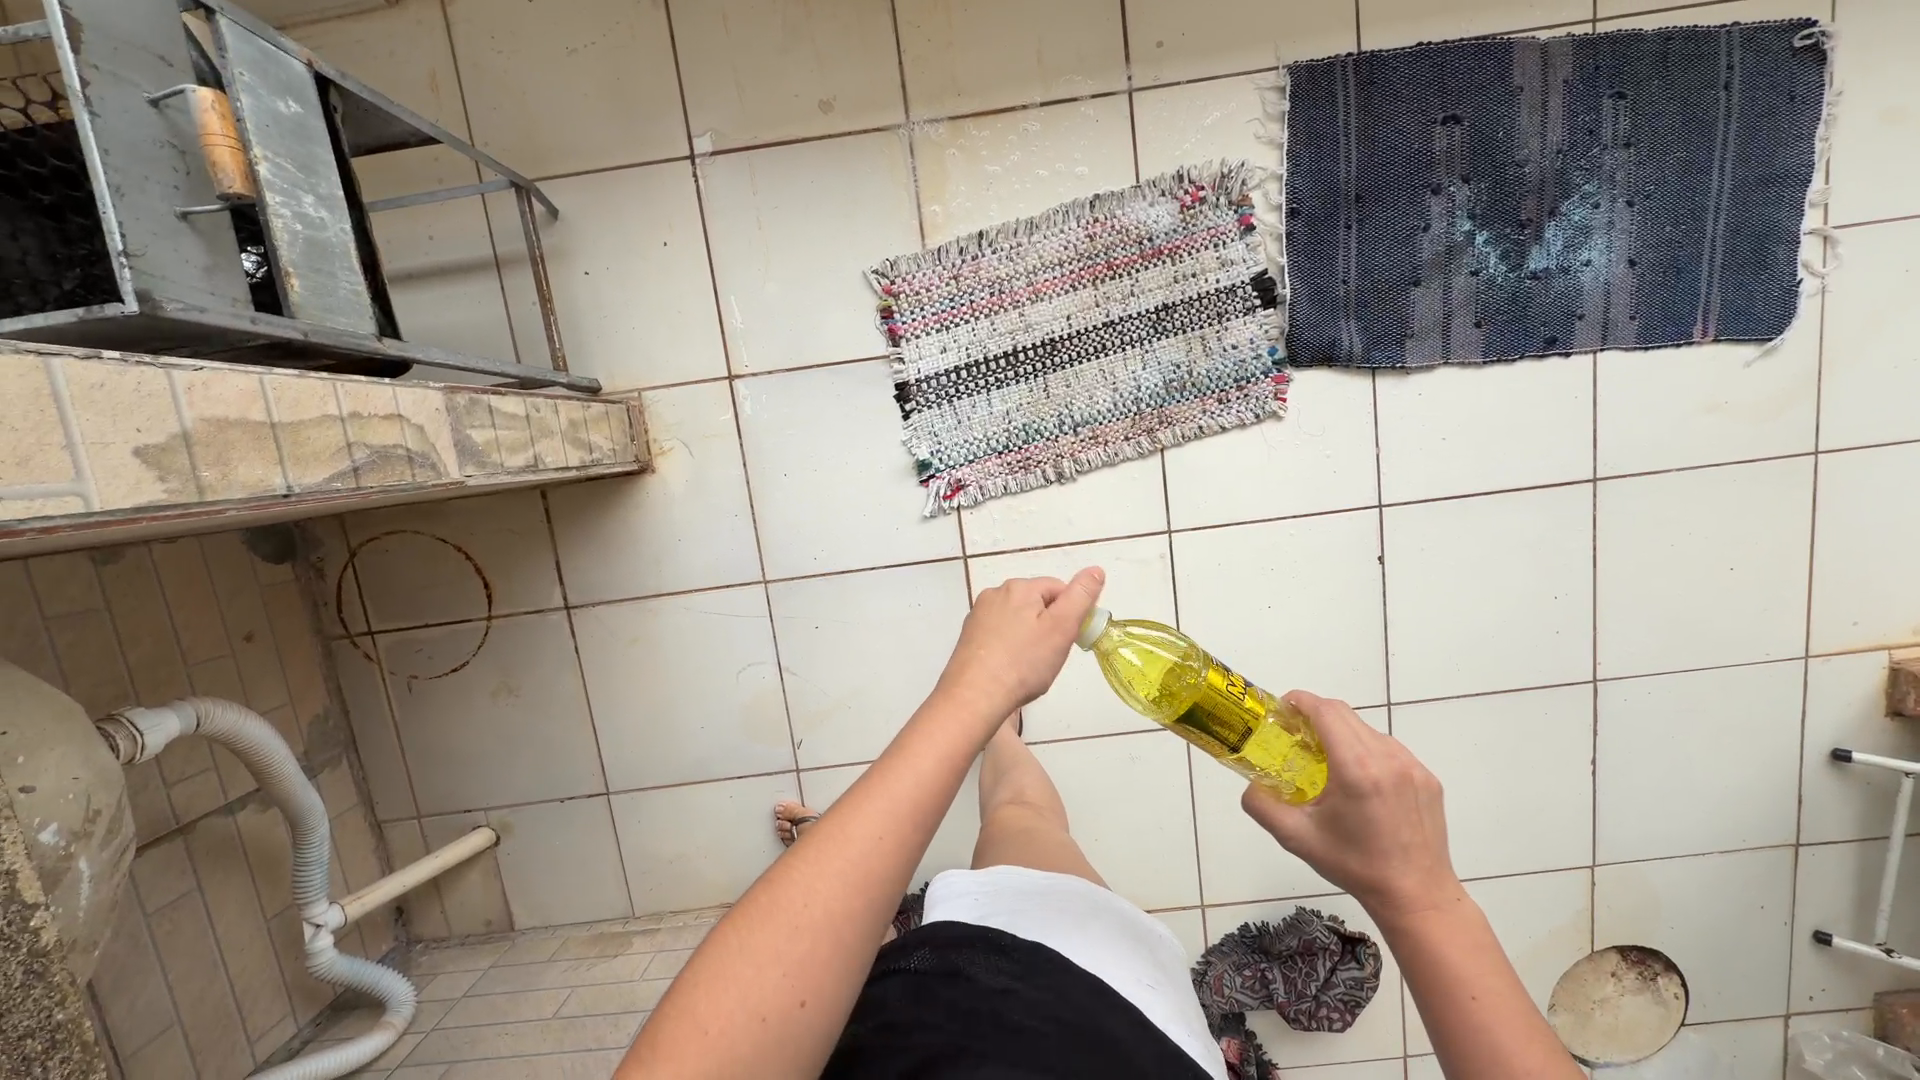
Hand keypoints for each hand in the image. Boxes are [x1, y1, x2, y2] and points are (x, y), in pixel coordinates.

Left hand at [934, 567, 1104, 721]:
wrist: (974, 696)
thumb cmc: (1023, 663)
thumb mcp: (1062, 627)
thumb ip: (1081, 596)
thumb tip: (1096, 570)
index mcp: (1019, 588)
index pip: (1058, 588)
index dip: (1071, 613)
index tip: (1071, 639)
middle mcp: (995, 594)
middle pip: (1036, 603)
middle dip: (1049, 625)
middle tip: (1051, 655)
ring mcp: (978, 616)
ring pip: (1017, 619)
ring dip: (1029, 636)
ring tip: (1031, 665)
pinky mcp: (969, 637)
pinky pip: (999, 634)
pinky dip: (1010, 646)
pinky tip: (1011, 668)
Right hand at [1241, 690, 1460, 919]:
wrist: (1416, 895)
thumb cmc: (1353, 865)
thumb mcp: (1295, 838)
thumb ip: (1261, 805)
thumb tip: (1251, 785)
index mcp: (1356, 768)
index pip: (1325, 711)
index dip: (1299, 701)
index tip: (1281, 710)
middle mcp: (1388, 758)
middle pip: (1344, 714)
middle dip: (1315, 715)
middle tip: (1295, 736)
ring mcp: (1413, 766)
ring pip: (1367, 730)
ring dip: (1341, 734)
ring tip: (1327, 763)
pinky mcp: (1427, 777)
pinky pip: (1389, 750)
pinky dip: (1366, 752)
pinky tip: (1359, 783)